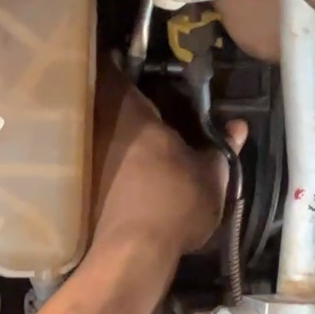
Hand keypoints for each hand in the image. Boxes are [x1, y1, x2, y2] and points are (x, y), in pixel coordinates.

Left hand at [89, 66, 244, 262]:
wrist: (130, 255)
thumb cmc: (174, 204)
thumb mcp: (211, 177)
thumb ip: (221, 149)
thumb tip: (237, 127)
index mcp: (129, 112)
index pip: (113, 68)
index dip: (119, 60)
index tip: (129, 58)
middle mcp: (97, 128)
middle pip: (99, 101)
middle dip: (114, 100)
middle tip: (137, 100)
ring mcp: (82, 159)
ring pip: (91, 133)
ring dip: (106, 133)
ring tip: (130, 137)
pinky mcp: (77, 189)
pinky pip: (87, 163)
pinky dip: (100, 164)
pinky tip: (118, 173)